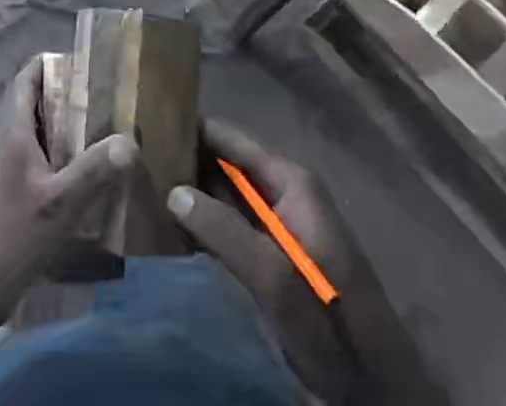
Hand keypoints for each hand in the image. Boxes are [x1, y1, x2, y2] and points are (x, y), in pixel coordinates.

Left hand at [0, 56, 137, 330]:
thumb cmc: (8, 240)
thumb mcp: (59, 205)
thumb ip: (94, 169)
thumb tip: (130, 139)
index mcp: (12, 134)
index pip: (26, 79)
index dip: (51, 63)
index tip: (87, 62)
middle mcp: (4, 145)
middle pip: (35, 105)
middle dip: (69, 97)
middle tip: (110, 99)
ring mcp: (2, 172)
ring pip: (37, 135)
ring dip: (66, 130)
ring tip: (107, 133)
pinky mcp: (5, 197)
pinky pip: (37, 162)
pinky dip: (60, 158)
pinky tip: (85, 178)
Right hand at [166, 120, 447, 405]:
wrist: (373, 376)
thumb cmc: (329, 319)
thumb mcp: (276, 278)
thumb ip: (226, 233)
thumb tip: (173, 190)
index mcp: (290, 181)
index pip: (230, 138)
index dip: (190, 130)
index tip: (145, 128)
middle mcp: (284, 189)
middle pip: (225, 162)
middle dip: (184, 161)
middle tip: (132, 165)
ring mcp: (279, 219)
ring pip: (224, 192)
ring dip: (188, 191)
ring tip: (138, 189)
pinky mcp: (272, 248)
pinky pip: (229, 221)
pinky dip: (201, 221)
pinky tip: (166, 228)